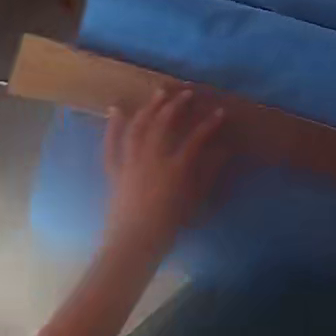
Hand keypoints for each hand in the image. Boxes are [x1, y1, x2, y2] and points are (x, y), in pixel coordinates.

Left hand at [103, 87, 229, 252]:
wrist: (134, 242)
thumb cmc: (168, 225)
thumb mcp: (195, 200)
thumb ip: (208, 173)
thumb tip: (223, 151)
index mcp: (175, 168)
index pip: (196, 139)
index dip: (209, 124)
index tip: (219, 112)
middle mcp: (151, 158)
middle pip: (163, 124)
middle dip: (176, 106)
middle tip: (186, 93)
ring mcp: (130, 161)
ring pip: (138, 127)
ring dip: (149, 107)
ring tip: (158, 93)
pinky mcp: (115, 169)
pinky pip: (111, 144)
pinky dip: (113, 126)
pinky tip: (115, 109)